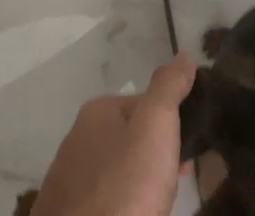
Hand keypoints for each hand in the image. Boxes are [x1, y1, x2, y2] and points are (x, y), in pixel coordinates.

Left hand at [30, 52, 194, 215]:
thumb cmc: (125, 185)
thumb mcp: (156, 127)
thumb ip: (169, 88)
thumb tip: (183, 54)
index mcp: (97, 110)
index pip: (145, 104)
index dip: (172, 125)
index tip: (189, 149)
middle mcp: (77, 136)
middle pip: (130, 137)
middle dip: (156, 155)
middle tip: (178, 177)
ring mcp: (68, 176)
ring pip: (117, 169)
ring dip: (139, 180)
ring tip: (158, 200)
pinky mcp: (65, 209)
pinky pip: (104, 197)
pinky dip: (121, 201)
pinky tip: (132, 211)